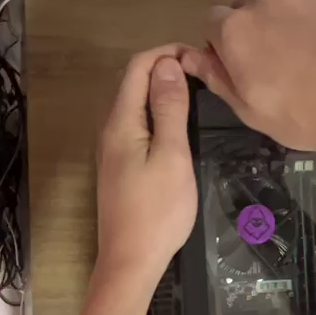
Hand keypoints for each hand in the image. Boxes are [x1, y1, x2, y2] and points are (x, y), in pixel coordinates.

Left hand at [95, 44, 197, 287]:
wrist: (131, 262)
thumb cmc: (157, 212)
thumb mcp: (171, 155)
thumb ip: (169, 109)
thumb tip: (168, 65)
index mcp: (121, 122)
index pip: (138, 67)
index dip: (167, 53)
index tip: (201, 58)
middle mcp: (110, 131)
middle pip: (133, 84)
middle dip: (166, 69)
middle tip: (205, 75)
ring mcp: (112, 152)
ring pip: (136, 106)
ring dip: (162, 93)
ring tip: (198, 96)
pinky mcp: (119, 169)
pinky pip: (137, 128)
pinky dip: (158, 116)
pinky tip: (179, 128)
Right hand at [181, 0, 315, 162]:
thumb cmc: (306, 115)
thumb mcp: (251, 110)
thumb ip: (217, 77)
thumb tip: (192, 57)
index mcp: (236, 28)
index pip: (211, 23)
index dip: (220, 48)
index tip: (237, 71)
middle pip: (247, 7)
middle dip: (252, 32)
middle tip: (273, 70)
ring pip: (283, 4)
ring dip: (285, 26)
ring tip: (309, 64)